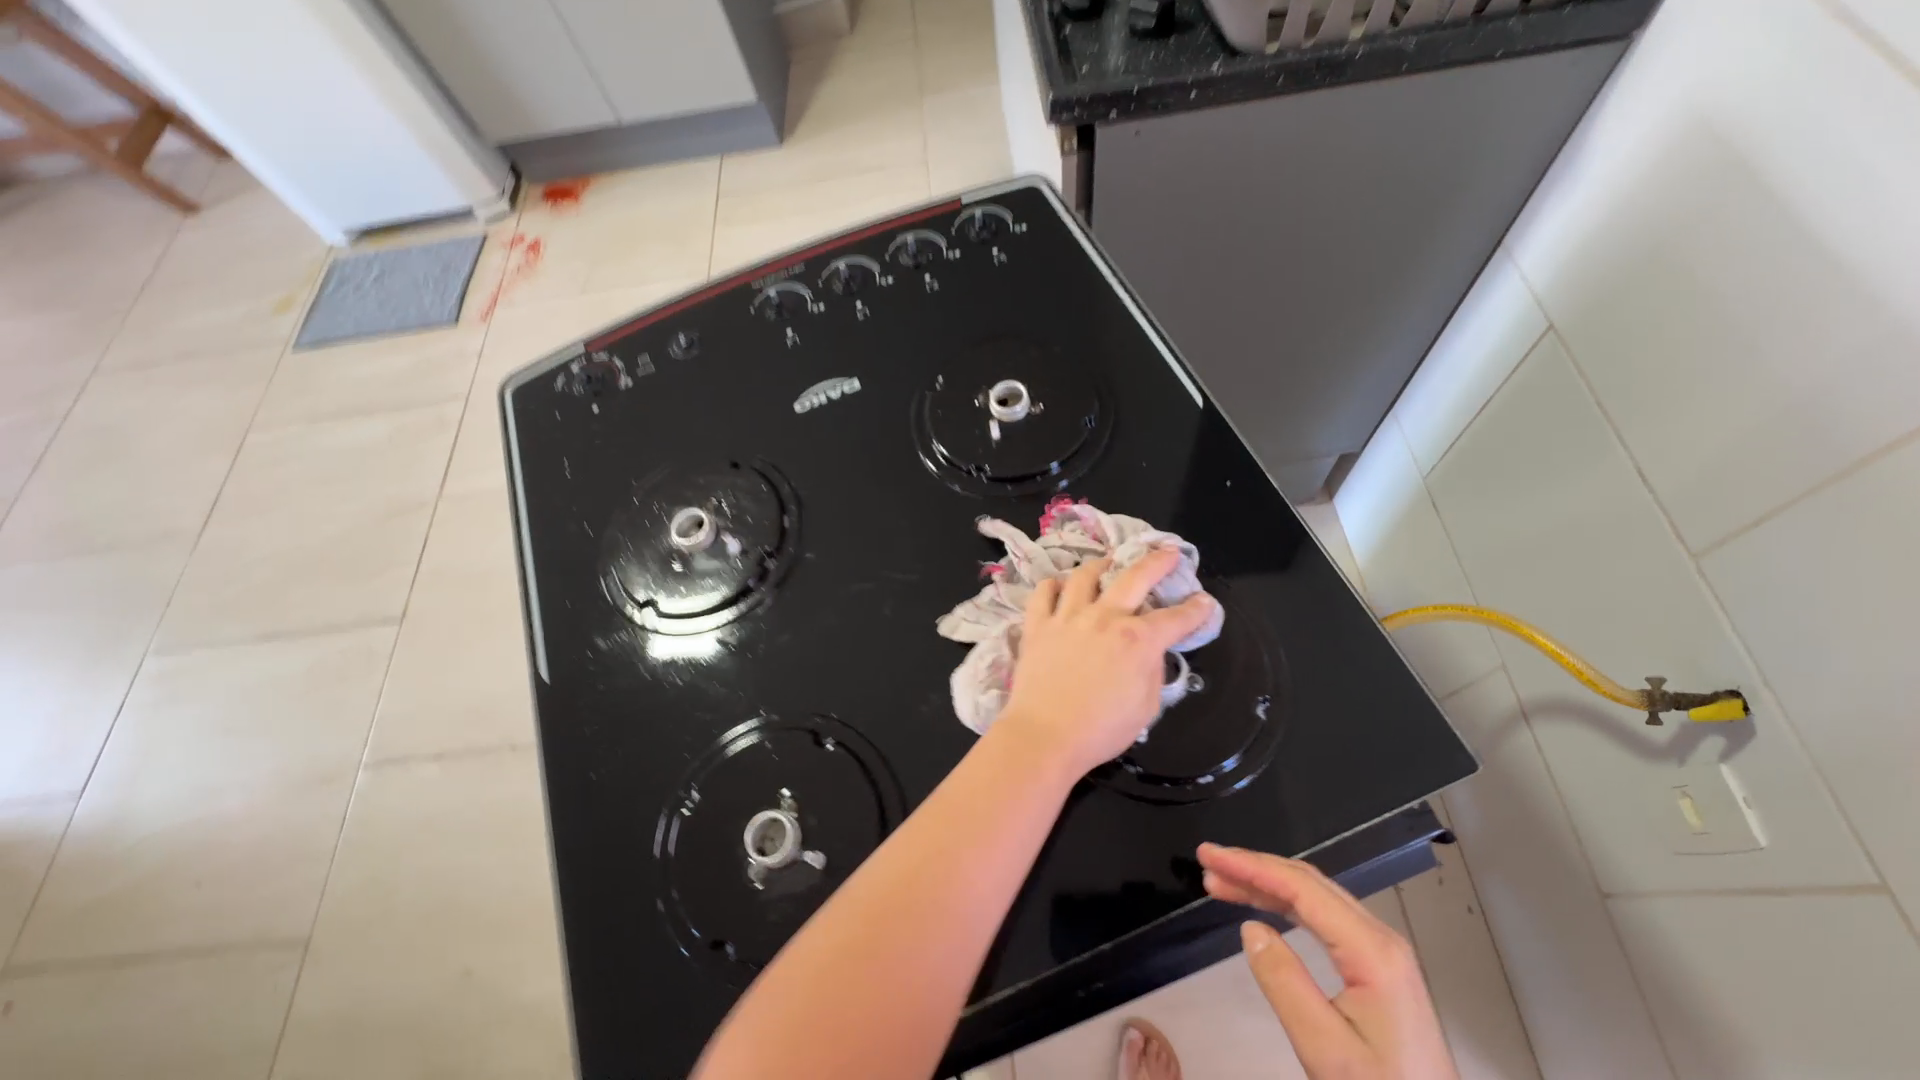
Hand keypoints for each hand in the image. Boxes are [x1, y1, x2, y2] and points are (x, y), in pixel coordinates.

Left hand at [996, 549, 1216, 776]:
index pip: (1175, 619)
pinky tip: (1058, 586)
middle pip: (1135, 577)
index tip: (1204, 602)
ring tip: (1107, 564)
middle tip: (1167, 553)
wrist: (1045, 735)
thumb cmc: (1101, 730)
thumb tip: (1149, 654)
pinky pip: (1043, 593)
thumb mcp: (1146, 707)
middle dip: (1157, 562)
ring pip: (1084, 576)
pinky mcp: (1037, 626)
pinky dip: (1052, 585)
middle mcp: (1104, 618)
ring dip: (1100, 566)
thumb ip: (1152, 673)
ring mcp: (1067, 617)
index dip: (1195, 610)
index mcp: (1137, 640)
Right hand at [1198, 843, 1456, 1079]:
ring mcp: (1382, 952)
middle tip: (1208, 862)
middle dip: (1255, 868)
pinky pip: (1326, 919)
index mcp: (1371, 950)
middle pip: (1310, 884)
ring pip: (1317, 899)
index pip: (1301, 890)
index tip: (1208, 856)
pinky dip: (1287, 905)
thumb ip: (1285, 983)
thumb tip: (1250, 928)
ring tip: (1223, 882)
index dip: (1252, 867)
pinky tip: (1264, 908)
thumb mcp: (1324, 1047)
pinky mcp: (1379, 969)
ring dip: (1268, 884)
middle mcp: (1381, 939)